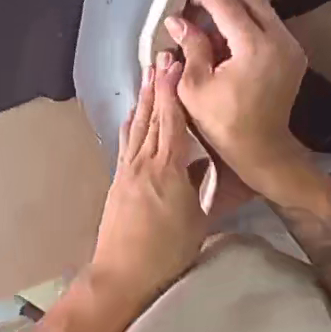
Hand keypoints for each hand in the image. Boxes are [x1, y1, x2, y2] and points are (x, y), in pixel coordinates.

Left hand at [86, 52, 207, 312]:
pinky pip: (126, 145)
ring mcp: (128, 171)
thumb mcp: (199, 221)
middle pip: (152, 117)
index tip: (177, 64)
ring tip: (148, 76)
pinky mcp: (118, 182)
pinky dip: (131, 126)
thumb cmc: (167, 251)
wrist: (121, 273)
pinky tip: (132, 117)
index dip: (174, 91)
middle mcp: (144, 163)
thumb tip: (211, 167)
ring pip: (137, 128)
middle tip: (161, 58)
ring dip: (144, 101)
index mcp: (168, 169)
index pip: (173, 121)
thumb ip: (206, 190)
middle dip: (157, 87)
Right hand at [166, 0, 313, 198]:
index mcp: (255, 47)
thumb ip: (191, 47)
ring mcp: (290, 46)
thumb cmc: (223, 124)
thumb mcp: (195, 87)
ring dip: (233, 4)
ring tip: (204, 7)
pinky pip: (266, 25)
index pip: (226, 4)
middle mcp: (279, 39)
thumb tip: (178, 20)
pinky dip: (244, 20)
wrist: (262, 150)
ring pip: (261, 9)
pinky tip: (223, 28)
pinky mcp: (292, 55)